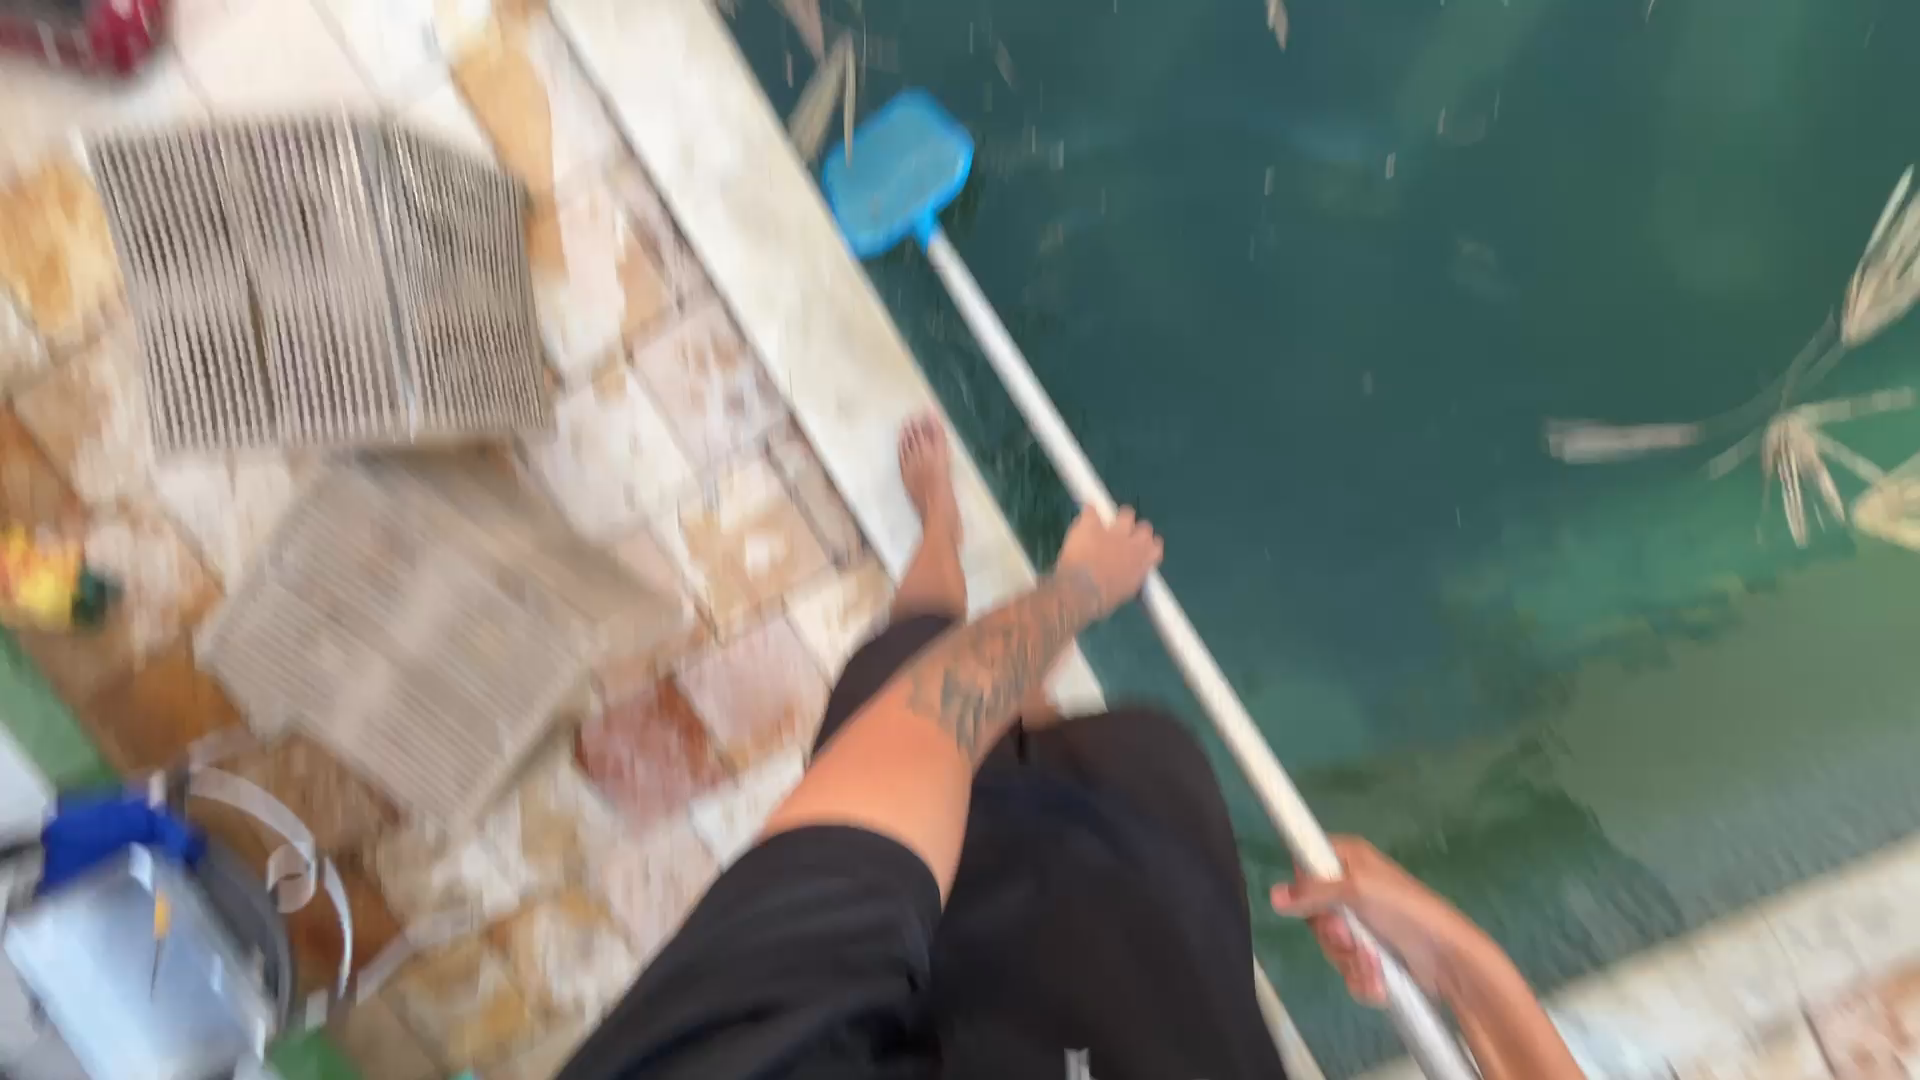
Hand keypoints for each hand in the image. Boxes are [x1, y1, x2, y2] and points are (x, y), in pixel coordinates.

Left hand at [1053, 506, 1162, 617]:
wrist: (1079, 591)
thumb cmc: (1102, 601)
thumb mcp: (1124, 592)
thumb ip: (1131, 576)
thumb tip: (1128, 574)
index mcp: (1144, 562)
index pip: (1155, 545)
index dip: (1145, 545)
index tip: (1137, 548)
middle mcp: (1134, 543)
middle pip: (1144, 526)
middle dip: (1133, 530)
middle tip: (1120, 536)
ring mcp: (1113, 531)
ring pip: (1125, 513)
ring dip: (1116, 518)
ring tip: (1104, 524)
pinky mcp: (1091, 523)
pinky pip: (1092, 510)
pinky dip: (1089, 514)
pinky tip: (1085, 519)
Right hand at [1270, 836, 1483, 1005]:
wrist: (1452, 960)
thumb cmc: (1407, 910)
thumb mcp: (1357, 889)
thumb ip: (1313, 890)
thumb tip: (1273, 896)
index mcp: (1347, 858)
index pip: (1305, 863)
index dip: (1304, 886)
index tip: (1313, 903)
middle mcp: (1349, 886)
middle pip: (1313, 908)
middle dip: (1330, 931)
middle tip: (1348, 936)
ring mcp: (1361, 922)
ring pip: (1329, 941)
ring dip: (1347, 958)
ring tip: (1373, 964)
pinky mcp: (1370, 953)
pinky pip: (1345, 964)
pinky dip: (1359, 976)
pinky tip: (1376, 980)